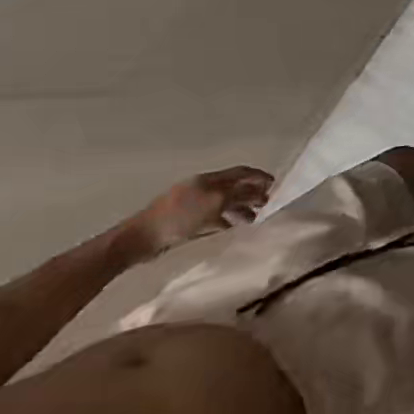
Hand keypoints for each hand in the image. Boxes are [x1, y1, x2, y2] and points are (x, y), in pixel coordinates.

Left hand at [118, 166, 272, 262]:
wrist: (139, 240)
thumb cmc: (180, 217)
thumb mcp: (215, 202)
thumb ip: (239, 194)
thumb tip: (258, 190)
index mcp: (208, 179)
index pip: (241, 172)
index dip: (259, 176)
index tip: (274, 184)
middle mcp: (202, 188)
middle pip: (233, 187)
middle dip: (251, 193)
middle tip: (266, 202)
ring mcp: (191, 205)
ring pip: (223, 203)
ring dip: (239, 208)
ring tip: (252, 219)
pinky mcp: (183, 222)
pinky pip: (211, 217)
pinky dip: (224, 219)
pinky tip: (230, 226)